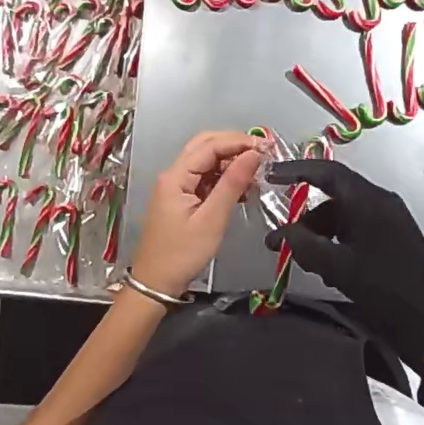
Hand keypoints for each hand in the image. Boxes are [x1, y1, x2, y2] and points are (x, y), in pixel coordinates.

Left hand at [130, 130, 263, 295]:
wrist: (156, 283)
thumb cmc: (182, 254)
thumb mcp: (211, 220)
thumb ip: (232, 184)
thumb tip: (253, 154)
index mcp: (175, 177)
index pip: (210, 145)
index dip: (239, 141)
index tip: (267, 147)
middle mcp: (172, 175)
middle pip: (205, 146)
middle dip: (234, 145)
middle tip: (263, 153)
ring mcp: (175, 187)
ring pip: (205, 162)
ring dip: (230, 162)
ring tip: (256, 172)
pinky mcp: (180, 198)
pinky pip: (203, 178)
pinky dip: (223, 178)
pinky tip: (241, 187)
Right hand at [265, 159, 423, 372]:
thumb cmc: (385, 288)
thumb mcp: (336, 266)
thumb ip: (303, 244)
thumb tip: (281, 233)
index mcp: (369, 201)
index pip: (327, 173)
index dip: (296, 170)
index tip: (270, 175)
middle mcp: (380, 205)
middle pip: (332, 201)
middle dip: (303, 220)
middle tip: (278, 242)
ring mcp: (388, 224)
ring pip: (342, 221)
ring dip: (317, 238)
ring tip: (301, 263)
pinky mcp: (392, 243)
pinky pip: (354, 235)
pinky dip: (335, 247)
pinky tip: (327, 272)